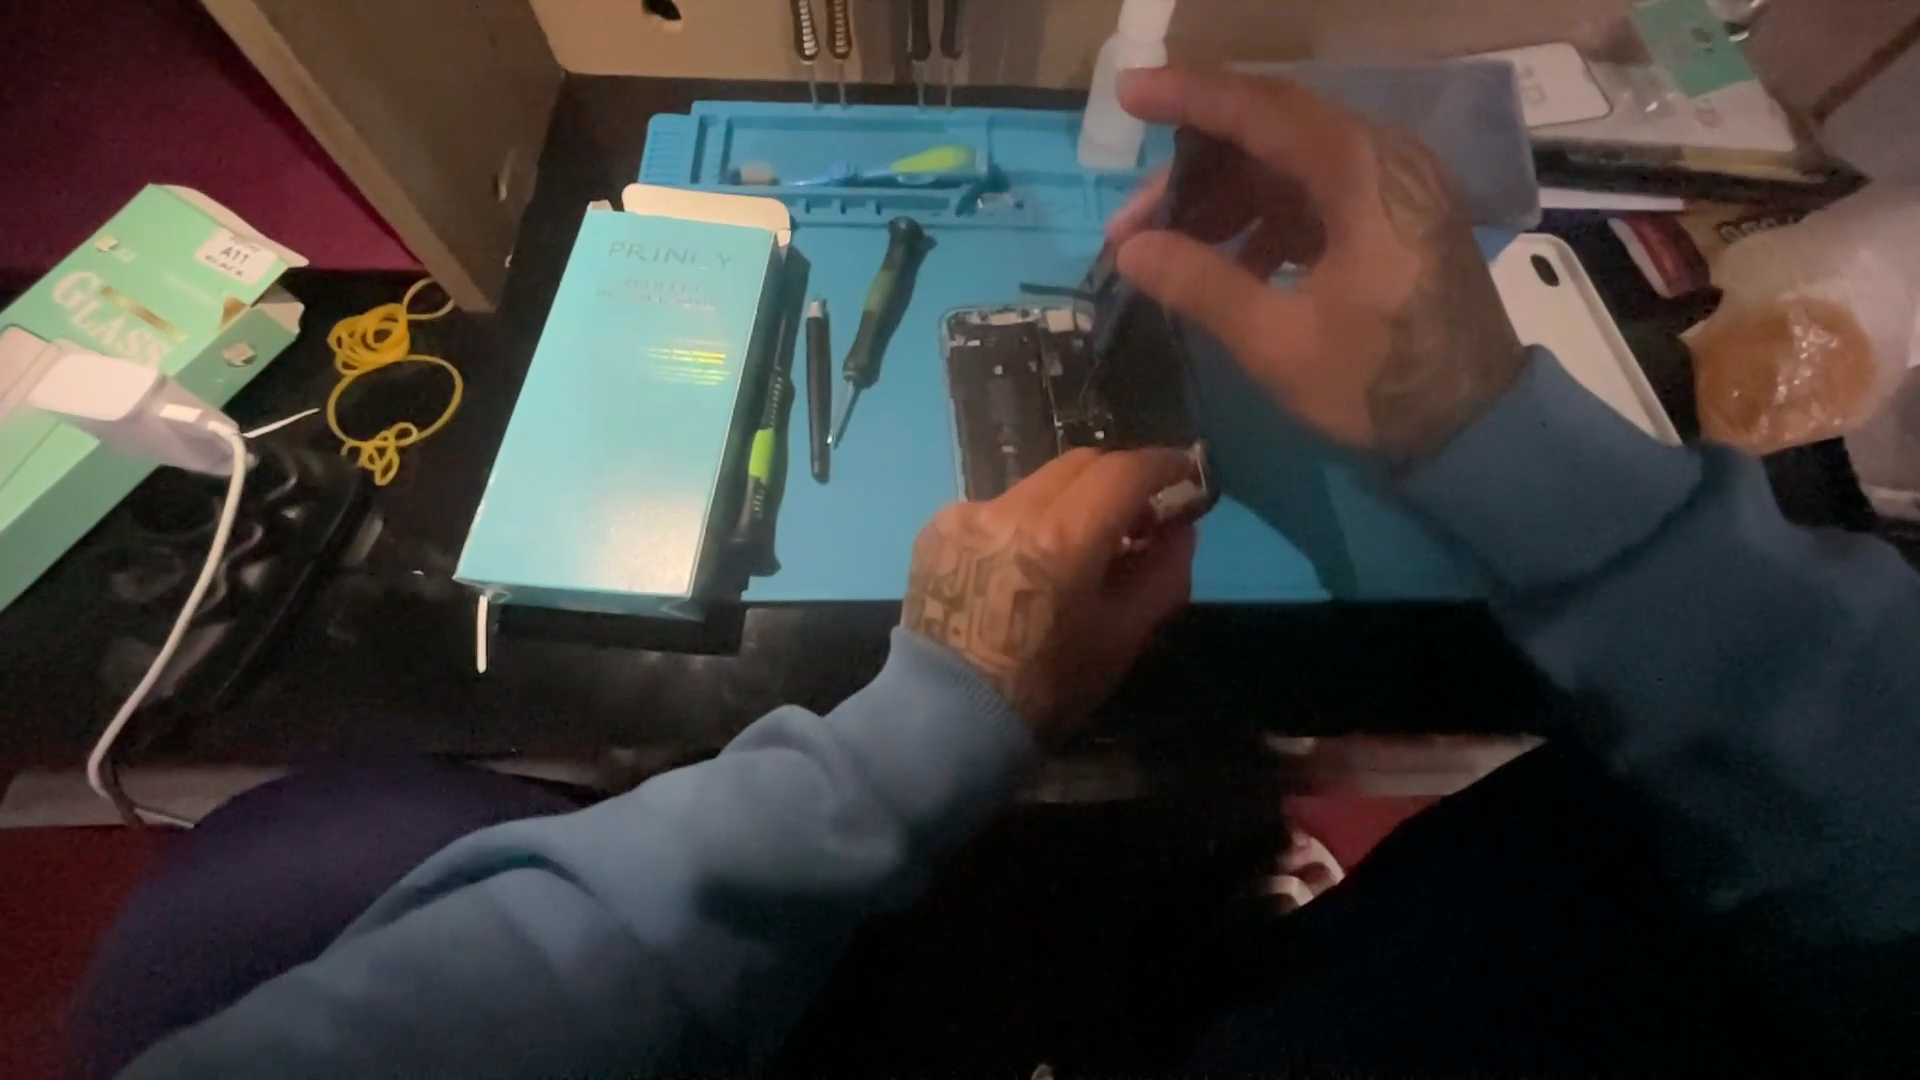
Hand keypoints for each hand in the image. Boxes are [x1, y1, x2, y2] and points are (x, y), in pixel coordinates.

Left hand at [901, 448, 1197, 744]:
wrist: (947, 716)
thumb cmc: (1046, 687)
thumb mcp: (1123, 636)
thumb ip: (1164, 571)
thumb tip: (1179, 525)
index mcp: (1061, 540)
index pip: (1123, 472)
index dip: (1163, 464)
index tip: (1184, 471)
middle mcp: (1009, 511)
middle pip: (1078, 466)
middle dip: (1117, 480)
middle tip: (1138, 513)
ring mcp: (965, 515)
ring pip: (1036, 486)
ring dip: (1068, 505)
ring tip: (1077, 547)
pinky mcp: (936, 529)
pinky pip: (996, 509)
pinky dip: (1022, 525)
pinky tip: (1022, 566)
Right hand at [1108, 67, 1525, 472]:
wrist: (1470, 422)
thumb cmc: (1376, 381)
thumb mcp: (1277, 341)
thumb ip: (1201, 286)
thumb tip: (1130, 250)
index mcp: (1360, 175)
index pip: (1262, 110)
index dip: (1189, 97)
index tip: (1127, 93)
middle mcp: (1378, 161)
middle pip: (1267, 137)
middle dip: (1191, 175)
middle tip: (1130, 227)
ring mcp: (1384, 191)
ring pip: (1282, 171)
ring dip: (1219, 204)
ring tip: (1165, 253)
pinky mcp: (1383, 222)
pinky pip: (1305, 201)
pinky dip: (1256, 224)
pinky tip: (1225, 267)